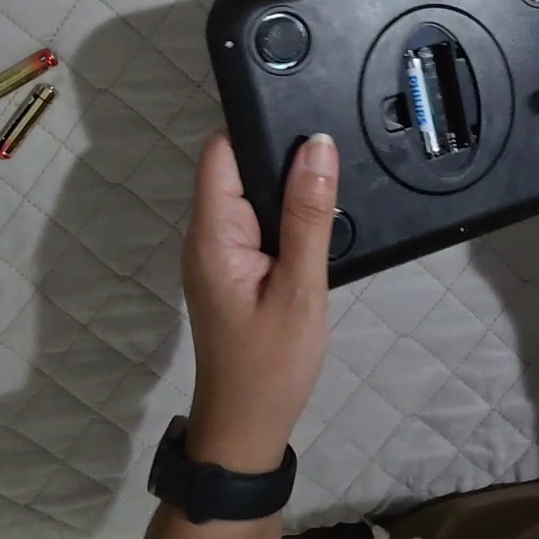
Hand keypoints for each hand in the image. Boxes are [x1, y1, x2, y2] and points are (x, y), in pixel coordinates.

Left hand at [180, 131, 337, 472]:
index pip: (220, 153)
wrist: (247, 428)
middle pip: (235, 168)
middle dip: (280, 154)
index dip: (256, 125)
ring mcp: (218, 253)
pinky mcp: (233, 268)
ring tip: (331, 177)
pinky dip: (285, 215)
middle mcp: (207, 235)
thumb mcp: (301, 287)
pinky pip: (256, 222)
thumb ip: (309, 215)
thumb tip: (318, 146)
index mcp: (213, 233)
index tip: (301, 110)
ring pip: (250, 195)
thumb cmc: (272, 363)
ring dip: (286, 186)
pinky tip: (316, 218)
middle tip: (332, 147)